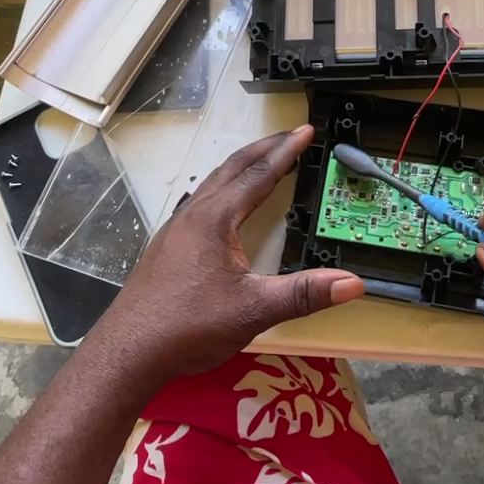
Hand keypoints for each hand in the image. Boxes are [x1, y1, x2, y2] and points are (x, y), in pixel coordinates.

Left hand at [82, 126, 364, 388]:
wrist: (128, 352)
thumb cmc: (189, 327)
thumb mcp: (254, 311)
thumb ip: (305, 294)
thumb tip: (354, 282)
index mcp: (215, 219)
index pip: (258, 176)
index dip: (286, 152)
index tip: (307, 131)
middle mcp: (194, 215)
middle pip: (232, 169)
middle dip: (264, 148)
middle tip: (292, 134)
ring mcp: (176, 229)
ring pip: (213, 183)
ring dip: (242, 166)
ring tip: (263, 159)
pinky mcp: (167, 246)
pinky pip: (202, 200)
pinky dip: (224, 187)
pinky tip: (225, 204)